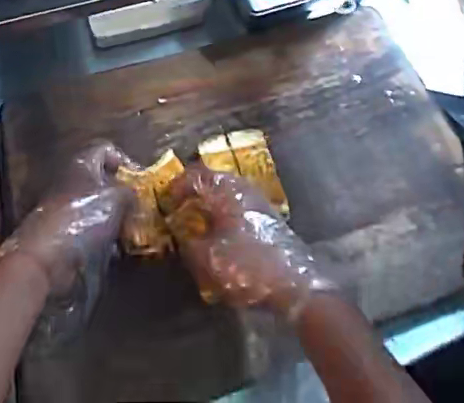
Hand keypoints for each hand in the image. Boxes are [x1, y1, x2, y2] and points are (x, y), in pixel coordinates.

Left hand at [1, 141, 136, 297]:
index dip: (124, 160)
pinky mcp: (63, 232)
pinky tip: (115, 251)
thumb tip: (135, 193)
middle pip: (103, 179)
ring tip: (131, 234)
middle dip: (123, 194)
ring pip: (98, 206)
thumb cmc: (81, 218)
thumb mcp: (114, 200)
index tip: (139, 181)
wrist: (44, 258)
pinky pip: (90, 228)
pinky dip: (103, 237)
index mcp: (83, 164)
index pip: (106, 149)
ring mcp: (66, 207)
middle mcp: (72, 180)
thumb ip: (129, 192)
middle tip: (139, 210)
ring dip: (115, 219)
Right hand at [163, 161, 334, 320]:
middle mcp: (242, 187)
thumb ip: (190, 244)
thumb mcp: (209, 260)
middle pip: (212, 179)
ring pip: (226, 191)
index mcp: (225, 190)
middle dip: (194, 192)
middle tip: (180, 208)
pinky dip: (224, 212)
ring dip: (210, 202)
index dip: (177, 186)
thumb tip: (182, 233)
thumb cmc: (248, 268)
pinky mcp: (268, 216)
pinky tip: (221, 232)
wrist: (297, 287)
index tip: (166, 201)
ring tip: (198, 221)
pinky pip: (238, 204)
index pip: (194, 175)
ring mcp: (258, 200)